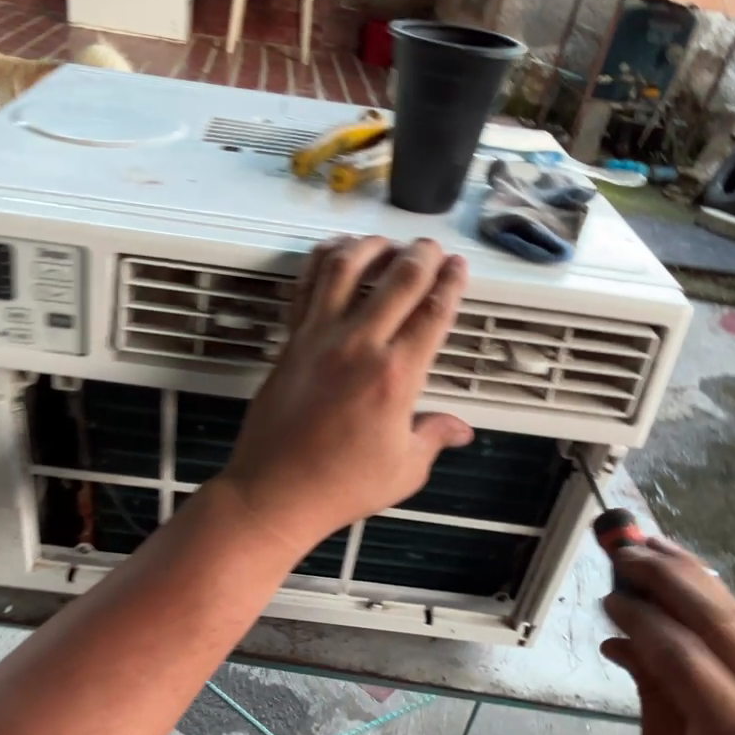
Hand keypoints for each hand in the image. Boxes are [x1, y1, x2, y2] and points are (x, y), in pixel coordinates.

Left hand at [214, 236, 473, 552]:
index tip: (457, 268)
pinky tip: (332, 253)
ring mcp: (320, 340)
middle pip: (398, 278)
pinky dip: (321, 261)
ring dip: (371, 246)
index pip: (434, 311)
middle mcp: (359, 347)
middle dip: (421, 254)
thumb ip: (433, 437)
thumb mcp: (404, 469)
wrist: (275, 492)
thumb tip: (458, 429)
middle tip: (430, 248)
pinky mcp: (291, 343)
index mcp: (396, 377)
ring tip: (385, 242)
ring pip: (347, 268)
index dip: (451, 282)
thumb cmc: (337, 485)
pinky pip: (306, 287)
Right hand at [600, 539, 734, 734]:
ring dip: (692, 575)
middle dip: (667, 575)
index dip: (639, 616)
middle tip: (625, 547)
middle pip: (718, 617)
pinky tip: (685, 581)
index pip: (681, 653)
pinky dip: (714, 603)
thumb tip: (624, 643)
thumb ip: (652, 702)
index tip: (607, 594)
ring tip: (651, 545)